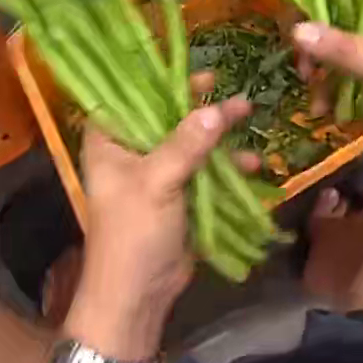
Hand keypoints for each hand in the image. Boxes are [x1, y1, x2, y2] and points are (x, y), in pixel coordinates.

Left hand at [68, 83, 249, 360]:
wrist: (138, 297)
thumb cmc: (133, 233)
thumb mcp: (156, 183)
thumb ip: (186, 145)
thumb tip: (216, 110)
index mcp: (109, 140)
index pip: (128, 94)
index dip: (155, 77)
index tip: (185, 65)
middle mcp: (130, 148)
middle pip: (165, 113)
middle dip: (196, 102)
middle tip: (224, 85)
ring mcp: (156, 170)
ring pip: (189, 139)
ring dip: (218, 130)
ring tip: (249, 111)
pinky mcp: (178, 192)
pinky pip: (203, 168)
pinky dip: (226, 164)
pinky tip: (253, 163)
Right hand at [292, 4, 362, 167]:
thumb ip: (342, 49)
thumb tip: (295, 29)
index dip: (316, 6)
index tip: (293, 31)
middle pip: (337, 28)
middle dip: (317, 53)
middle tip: (306, 74)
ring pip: (339, 58)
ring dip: (324, 80)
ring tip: (318, 106)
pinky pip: (348, 82)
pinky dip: (336, 96)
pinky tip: (328, 114)